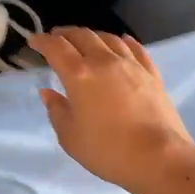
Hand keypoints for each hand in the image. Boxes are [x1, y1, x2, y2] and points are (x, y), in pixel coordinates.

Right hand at [28, 27, 194, 192]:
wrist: (160, 159)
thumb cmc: (108, 150)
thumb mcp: (70, 137)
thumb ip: (57, 111)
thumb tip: (49, 93)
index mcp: (79, 75)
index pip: (56, 47)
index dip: (42, 41)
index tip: (34, 41)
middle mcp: (103, 62)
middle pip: (82, 36)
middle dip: (65, 34)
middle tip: (56, 38)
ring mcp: (131, 66)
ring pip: (109, 38)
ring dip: (93, 35)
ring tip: (86, 40)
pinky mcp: (152, 75)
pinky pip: (137, 50)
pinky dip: (125, 41)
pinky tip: (123, 41)